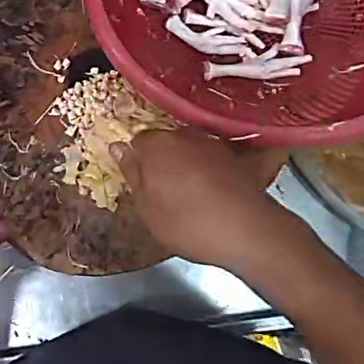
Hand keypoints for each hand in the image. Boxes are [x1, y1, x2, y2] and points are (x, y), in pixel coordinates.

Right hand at [112, 129, 299, 271]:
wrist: (245, 228)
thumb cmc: (187, 223)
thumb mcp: (147, 208)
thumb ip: (133, 175)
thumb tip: (119, 148)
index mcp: (156, 145)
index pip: (138, 142)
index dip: (138, 162)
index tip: (142, 183)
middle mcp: (184, 135)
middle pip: (166, 142)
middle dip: (163, 161)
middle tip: (164, 192)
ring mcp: (213, 143)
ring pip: (191, 149)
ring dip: (188, 164)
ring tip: (190, 195)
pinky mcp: (236, 155)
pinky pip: (213, 159)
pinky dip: (210, 171)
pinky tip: (213, 193)